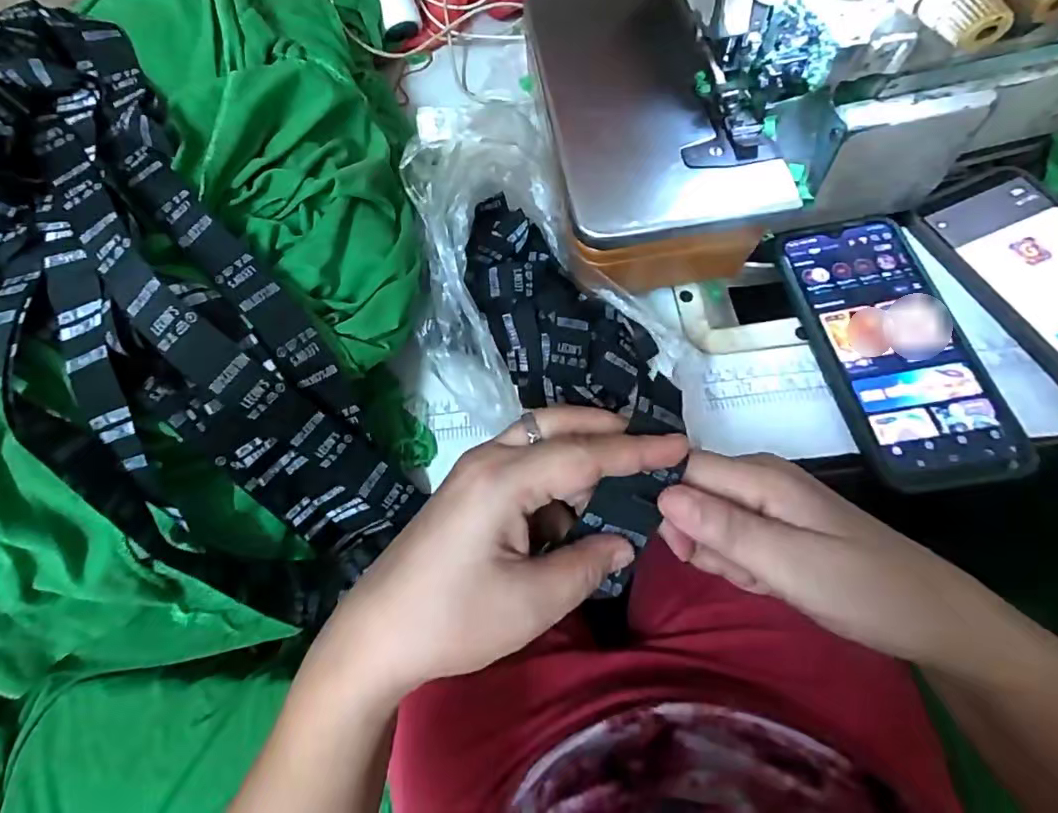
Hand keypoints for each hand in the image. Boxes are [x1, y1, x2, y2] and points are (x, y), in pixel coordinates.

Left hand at [308, 407, 688, 706]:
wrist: (377, 633)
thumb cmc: (454, 619)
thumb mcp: (532, 602)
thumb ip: (586, 565)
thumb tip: (621, 541)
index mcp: (503, 479)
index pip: (583, 453)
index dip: (635, 450)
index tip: (679, 443)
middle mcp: (487, 460)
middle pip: (554, 426)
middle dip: (602, 430)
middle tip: (648, 446)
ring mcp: (472, 472)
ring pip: (535, 442)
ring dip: (574, 459)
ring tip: (604, 498)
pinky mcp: (466, 490)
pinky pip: (519, 465)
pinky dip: (549, 477)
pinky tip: (561, 517)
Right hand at [656, 451, 1057, 687]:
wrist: (935, 621)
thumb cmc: (864, 590)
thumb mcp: (789, 565)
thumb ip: (724, 530)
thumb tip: (661, 494)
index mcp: (760, 476)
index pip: (684, 469)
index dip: (670, 505)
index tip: (685, 549)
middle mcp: (759, 478)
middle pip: (694, 496)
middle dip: (703, 540)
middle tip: (743, 574)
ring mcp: (770, 502)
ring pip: (711, 522)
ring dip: (725, 557)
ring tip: (766, 581)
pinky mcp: (778, 525)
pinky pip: (735, 539)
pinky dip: (744, 565)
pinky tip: (772, 582)